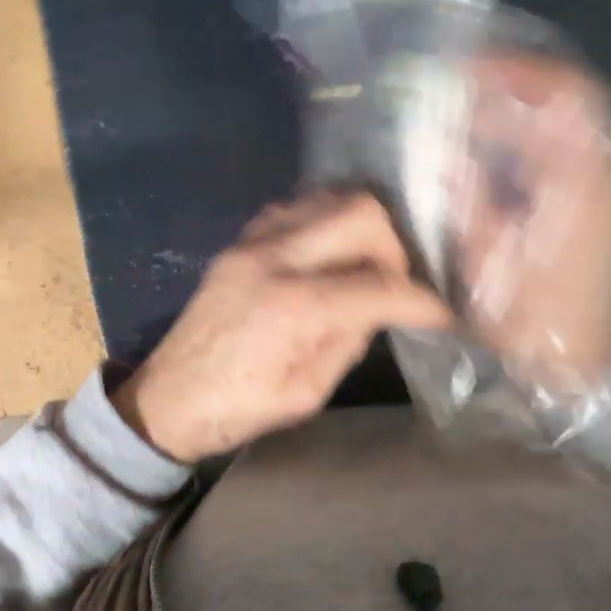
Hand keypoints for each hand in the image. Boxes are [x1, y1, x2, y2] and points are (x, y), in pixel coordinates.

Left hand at [111, 191, 450, 462]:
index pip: (382, 287)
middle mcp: (275, 258)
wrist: (166, 402)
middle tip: (398, 284)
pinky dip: (322, 224)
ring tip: (366, 269)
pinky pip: (293, 210)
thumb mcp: (305, 395)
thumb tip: (375, 312)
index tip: (444, 313)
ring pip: (329, 198)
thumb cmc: (235, 412)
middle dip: (396, 247)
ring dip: (360, 228)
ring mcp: (251, 244)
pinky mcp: (237, 245)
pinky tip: (327, 258)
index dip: (423, 301)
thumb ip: (347, 344)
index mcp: (294, 308)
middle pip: (362, 212)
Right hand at [455, 56, 610, 397]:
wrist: (579, 372)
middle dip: (515, 95)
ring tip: (472, 126)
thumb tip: (444, 156)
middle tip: (461, 98)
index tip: (467, 74)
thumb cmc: (531, 328)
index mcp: (585, 185)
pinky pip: (572, 158)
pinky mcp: (608, 213)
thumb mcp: (485, 268)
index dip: (518, 74)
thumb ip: (468, 205)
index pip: (566, 97)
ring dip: (525, 123)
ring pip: (572, 132)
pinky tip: (498, 166)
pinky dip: (535, 150)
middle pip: (570, 108)